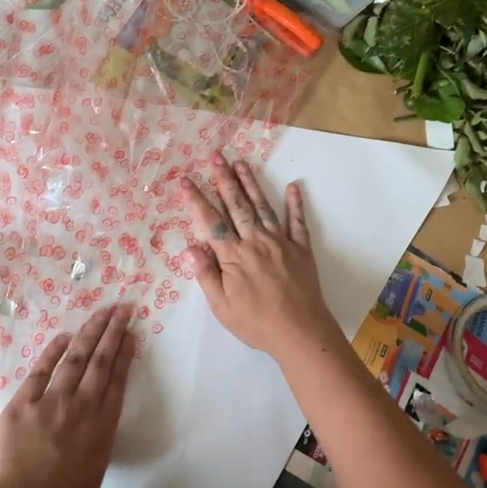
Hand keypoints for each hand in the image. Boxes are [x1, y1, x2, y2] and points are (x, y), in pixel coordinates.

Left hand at [0, 303, 136, 487]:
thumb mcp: (92, 471)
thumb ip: (96, 438)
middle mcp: (81, 408)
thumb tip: (94, 418)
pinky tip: (64, 337)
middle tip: (123, 308)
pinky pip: (41, 371)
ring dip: (90, 332)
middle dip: (113, 332)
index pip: (117, 381)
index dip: (125, 354)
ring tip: (101, 312)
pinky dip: (53, 351)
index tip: (131, 333)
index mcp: (101, 429)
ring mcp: (51, 402)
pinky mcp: (22, 404)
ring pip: (76, 358)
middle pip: (101, 362)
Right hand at [178, 157, 336, 364]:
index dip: (197, 200)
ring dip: (251, 183)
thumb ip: (206, 275)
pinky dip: (295, 203)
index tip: (186, 180)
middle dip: (224, 179)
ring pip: (262, 206)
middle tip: (215, 156)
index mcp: (234, 256)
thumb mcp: (223, 307)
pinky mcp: (301, 247)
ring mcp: (280, 241)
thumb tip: (189, 248)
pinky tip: (293, 186)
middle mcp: (255, 241)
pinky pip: (297, 221)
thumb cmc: (257, 323)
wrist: (300, 331)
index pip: (211, 222)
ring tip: (241, 162)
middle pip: (236, 205)